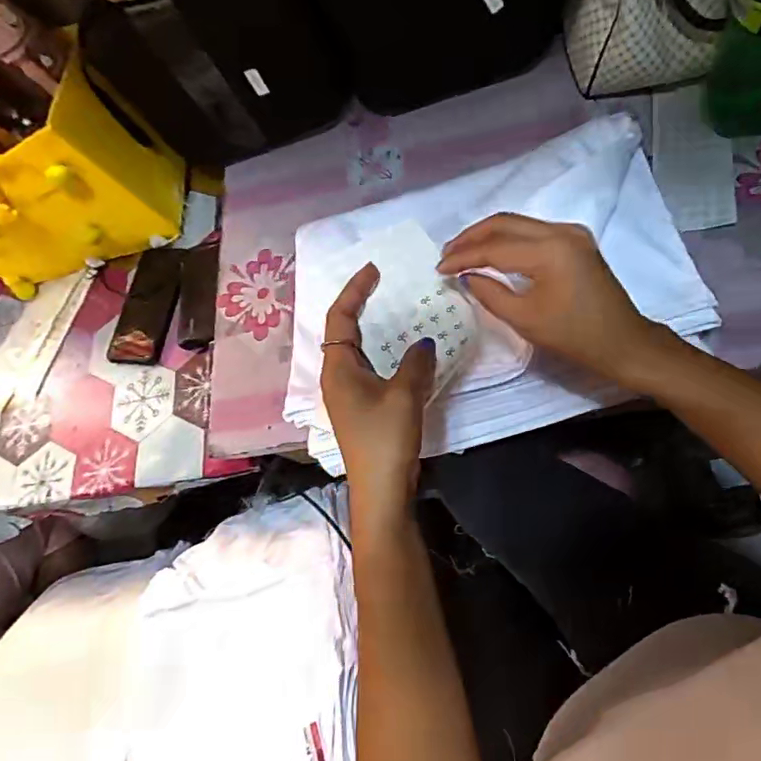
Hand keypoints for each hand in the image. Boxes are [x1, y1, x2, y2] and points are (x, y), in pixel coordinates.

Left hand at [320, 264, 436, 508]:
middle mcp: (337, 379)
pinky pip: (371, 371)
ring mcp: (348, 396)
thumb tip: (424, 343)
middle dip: (361, 307)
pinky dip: (385, 355)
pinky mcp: (362, 410)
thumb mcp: (405, 395)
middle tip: (385, 287)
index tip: (374, 270)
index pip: (340, 318)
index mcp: (338, 369)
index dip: (355, 291)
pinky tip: (406, 356)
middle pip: (344, 333)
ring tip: (396, 314)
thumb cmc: (385, 440)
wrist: (381, 490)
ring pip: (358, 353)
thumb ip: (416, 362)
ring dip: (374, 332)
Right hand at [437, 213, 674, 389]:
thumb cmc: (574, 337)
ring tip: (462, 253)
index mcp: (549, 250)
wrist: (623, 342)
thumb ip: (490, 293)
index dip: (463, 256)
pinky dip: (508, 240)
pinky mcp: (576, 241)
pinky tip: (492, 253)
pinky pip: (533, 232)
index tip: (439, 268)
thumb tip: (467, 276)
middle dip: (471, 237)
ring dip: (488, 236)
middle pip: (504, 223)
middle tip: (446, 254)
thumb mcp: (525, 319)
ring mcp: (572, 233)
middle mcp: (561, 232)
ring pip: (518, 224)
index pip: (494, 247)